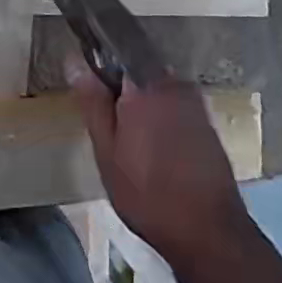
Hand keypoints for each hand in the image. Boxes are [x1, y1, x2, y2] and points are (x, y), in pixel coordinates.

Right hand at [67, 53, 254, 263]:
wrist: (207, 230)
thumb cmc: (147, 192)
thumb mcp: (107, 151)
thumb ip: (93, 102)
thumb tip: (74, 60)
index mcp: (145, 83)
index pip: (117, 52)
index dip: (101, 67)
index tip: (90, 89)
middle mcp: (173, 82)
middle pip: (138, 71)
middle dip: (122, 91)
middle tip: (109, 128)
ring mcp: (194, 100)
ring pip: (157, 90)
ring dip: (143, 106)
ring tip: (131, 144)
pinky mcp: (207, 120)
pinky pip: (175, 106)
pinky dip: (162, 119)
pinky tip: (155, 150)